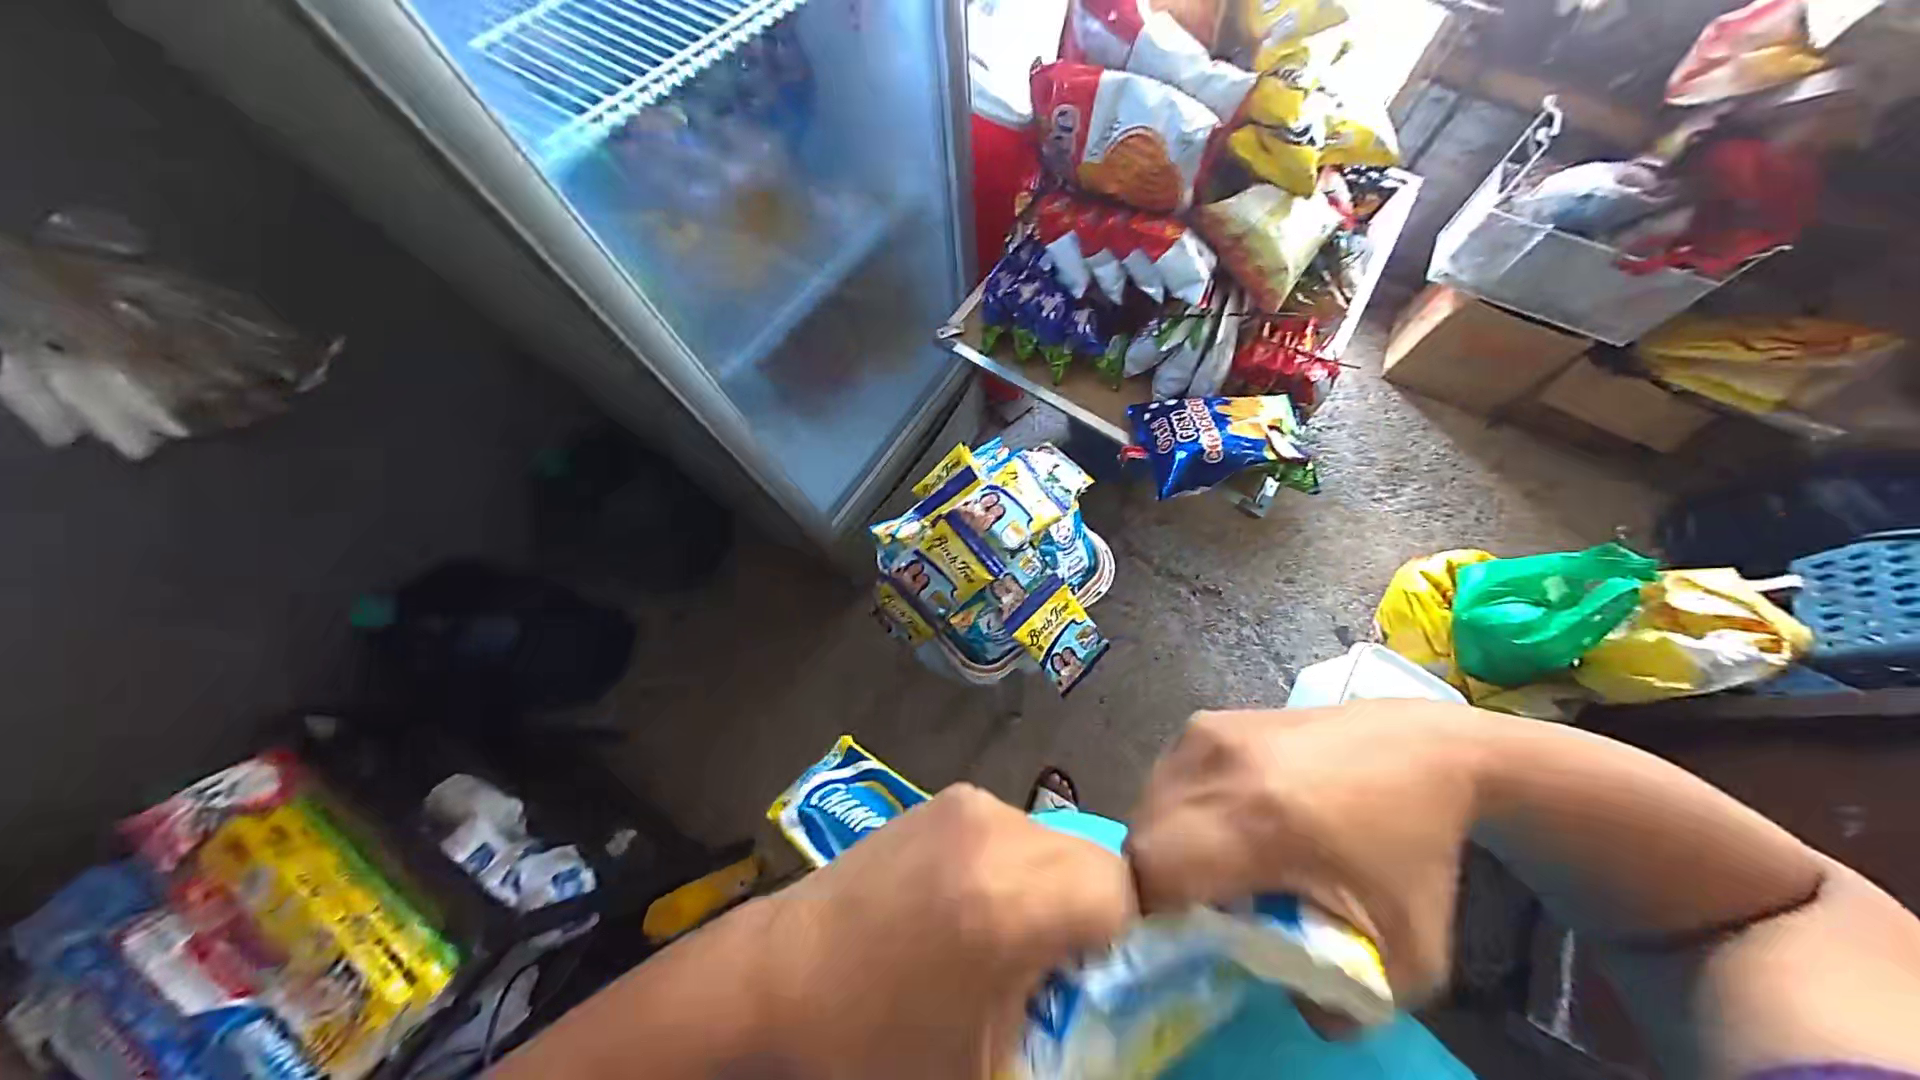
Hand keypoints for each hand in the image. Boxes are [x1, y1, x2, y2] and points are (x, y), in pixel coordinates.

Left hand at [753, 784, 1133, 1077]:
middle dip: (1087, 911)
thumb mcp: (989, 1063)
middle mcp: (995, 829)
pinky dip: (1012, 864)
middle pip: (1089, 858)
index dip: (1124, 938)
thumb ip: (1069, 1027)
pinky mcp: (942, 797)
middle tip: (1049, 964)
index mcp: (1011, 895)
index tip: (1096, 977)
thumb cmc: (878, 1038)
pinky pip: (1011, 830)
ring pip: (1051, 841)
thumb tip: (1115, 1005)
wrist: (780, 975)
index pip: (1122, 889)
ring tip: (1001, 932)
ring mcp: (965, 803)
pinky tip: (967, 902)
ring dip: (1049, 885)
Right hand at [1125, 702, 1487, 1011]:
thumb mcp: (1407, 955)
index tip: (1188, 938)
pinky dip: (1177, 808)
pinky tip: (1221, 821)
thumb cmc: (1414, 851)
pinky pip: (1166, 777)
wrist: (1422, 751)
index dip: (1156, 911)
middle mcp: (1216, 766)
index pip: (1156, 867)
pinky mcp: (1207, 721)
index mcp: (1258, 819)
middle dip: (1156, 881)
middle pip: (1141, 834)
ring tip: (1209, 864)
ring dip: (1164, 841)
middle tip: (1197, 908)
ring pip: (1147, 802)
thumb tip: (1278, 999)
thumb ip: (1339, 999)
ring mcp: (1206, 734)